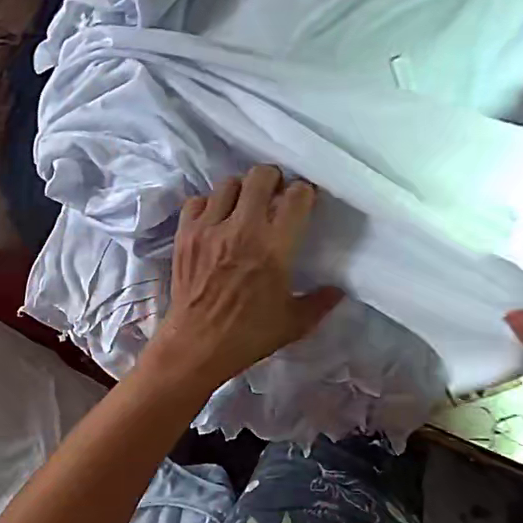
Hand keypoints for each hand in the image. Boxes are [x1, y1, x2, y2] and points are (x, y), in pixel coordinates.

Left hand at [142, 166, 344, 392]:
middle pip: (261, 175)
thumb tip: (338, 290)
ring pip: (228, 183)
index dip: (304, 194)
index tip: (303, 204)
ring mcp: (209, 229)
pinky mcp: (185, 235)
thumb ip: (320, 303)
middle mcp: (243, 229)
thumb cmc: (248, 336)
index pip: (297, 195)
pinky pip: (197, 201)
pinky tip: (215, 221)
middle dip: (273, 181)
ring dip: (241, 192)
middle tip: (274, 197)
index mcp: (275, 247)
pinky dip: (208, 206)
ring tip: (244, 209)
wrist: (196, 346)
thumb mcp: (294, 324)